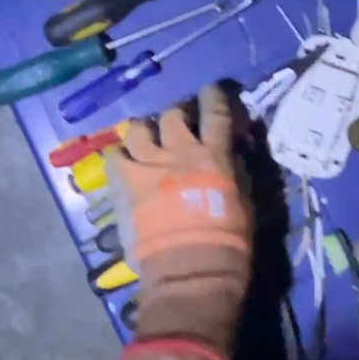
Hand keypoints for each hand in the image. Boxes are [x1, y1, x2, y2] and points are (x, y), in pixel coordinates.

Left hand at [107, 84, 252, 358]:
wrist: (190, 268)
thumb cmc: (228, 242)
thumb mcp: (244, 201)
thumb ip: (234, 173)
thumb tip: (230, 158)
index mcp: (214, 154)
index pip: (216, 111)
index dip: (214, 96)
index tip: (211, 90)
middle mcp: (180, 150)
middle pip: (173, 114)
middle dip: (176, 114)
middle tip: (178, 122)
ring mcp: (148, 163)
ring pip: (139, 127)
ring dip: (144, 130)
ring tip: (145, 139)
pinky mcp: (124, 181)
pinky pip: (114, 154)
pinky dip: (120, 154)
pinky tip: (124, 162)